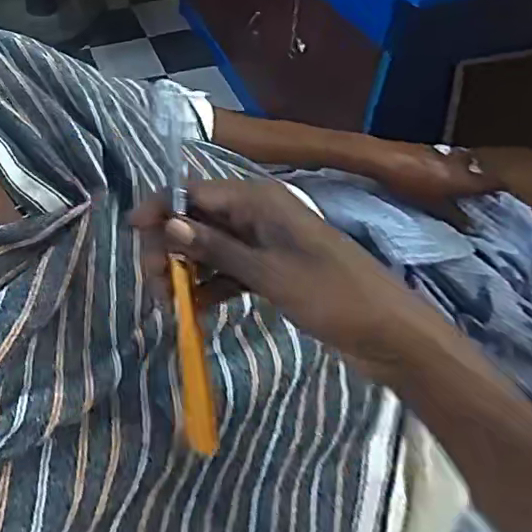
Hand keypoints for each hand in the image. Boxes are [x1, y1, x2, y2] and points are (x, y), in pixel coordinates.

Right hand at [130, 180, 451, 378]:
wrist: (398, 339)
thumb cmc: (334, 296)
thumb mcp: (268, 273)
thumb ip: (214, 247)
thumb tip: (167, 224)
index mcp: (256, 200)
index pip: (192, 192)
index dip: (159, 209)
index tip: (133, 232)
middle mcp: (255, 213)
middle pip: (195, 219)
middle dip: (169, 246)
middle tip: (155, 283)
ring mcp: (262, 240)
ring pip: (207, 244)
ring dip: (185, 269)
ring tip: (172, 302)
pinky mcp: (270, 267)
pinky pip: (226, 267)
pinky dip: (209, 284)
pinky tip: (196, 308)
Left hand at [367, 143, 492, 225]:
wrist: (379, 157)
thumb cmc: (409, 184)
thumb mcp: (433, 206)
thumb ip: (455, 216)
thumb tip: (473, 227)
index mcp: (467, 178)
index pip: (495, 182)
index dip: (500, 189)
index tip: (499, 196)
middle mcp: (459, 163)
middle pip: (478, 168)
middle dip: (478, 177)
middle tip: (472, 188)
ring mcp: (440, 151)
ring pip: (459, 159)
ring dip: (458, 168)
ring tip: (451, 179)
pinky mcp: (422, 146)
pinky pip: (439, 155)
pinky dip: (440, 162)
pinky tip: (429, 168)